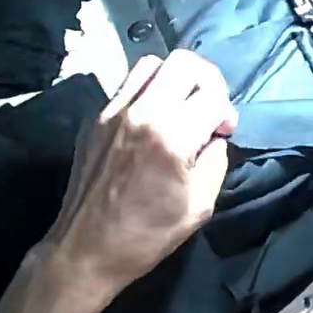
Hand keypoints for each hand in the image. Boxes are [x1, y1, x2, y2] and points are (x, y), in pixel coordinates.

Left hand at [40, 51, 237, 301]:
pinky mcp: (95, 117)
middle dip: (206, 79)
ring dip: (175, 78)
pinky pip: (127, 85)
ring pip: (152, 64)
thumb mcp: (199, 207)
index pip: (211, 95)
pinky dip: (148, 90)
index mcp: (169, 136)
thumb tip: (214, 135)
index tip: (223, 131)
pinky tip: (152, 118)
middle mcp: (140, 112)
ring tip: (181, 105)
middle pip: (183, 62)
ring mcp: (112, 110)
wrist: (86, 249)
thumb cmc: (147, 235)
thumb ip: (216, 160)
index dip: (227, 111)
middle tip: (208, 105)